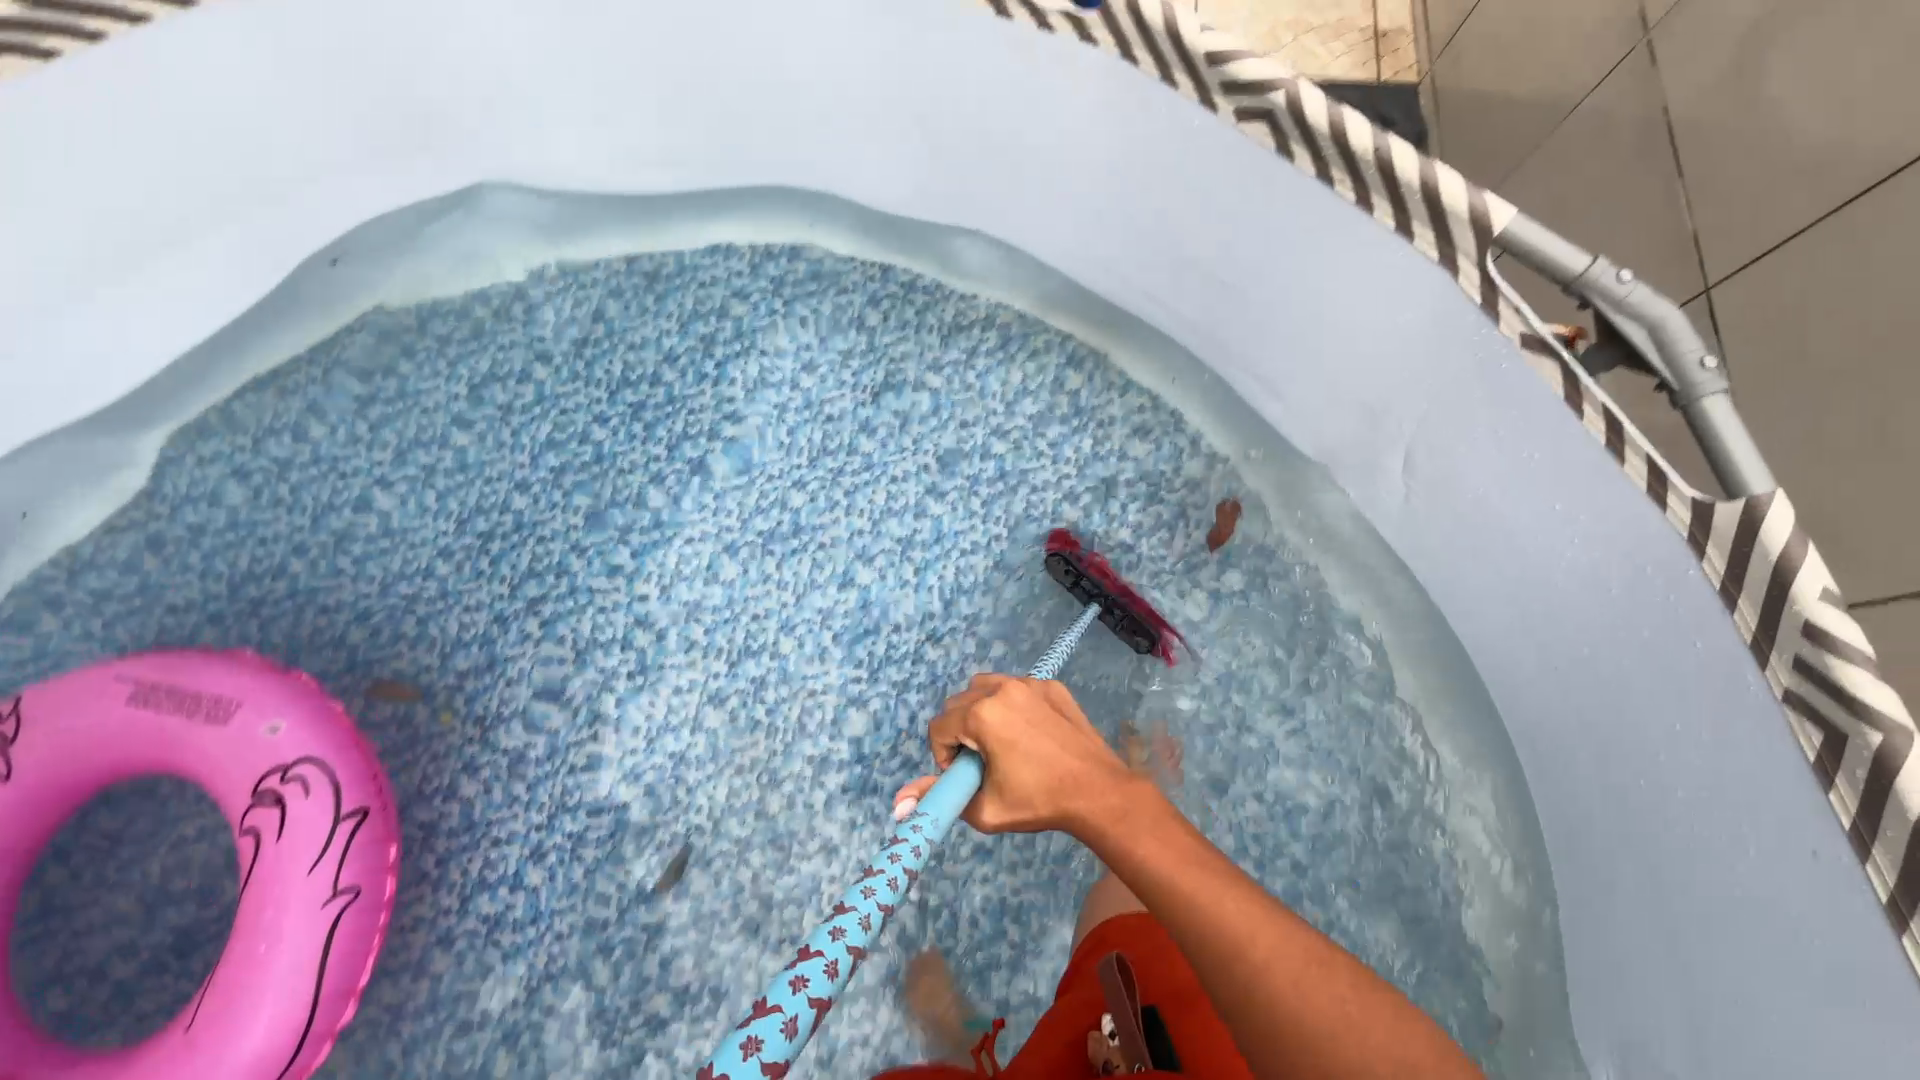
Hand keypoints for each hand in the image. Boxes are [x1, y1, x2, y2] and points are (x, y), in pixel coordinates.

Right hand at [892, 674, 1137, 835]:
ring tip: (1000, 744)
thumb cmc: (1038, 802)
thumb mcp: (984, 809)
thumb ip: (939, 799)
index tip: (963, 775)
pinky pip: (1017, 689)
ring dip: (981, 712)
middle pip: (959, 704)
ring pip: (985, 688)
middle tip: (980, 763)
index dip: (942, 755)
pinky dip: (1012, 707)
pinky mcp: (1052, 686)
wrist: (1098, 792)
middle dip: (959, 732)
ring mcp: (1030, 683)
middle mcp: (1002, 689)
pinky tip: (1030, 736)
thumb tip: (898, 804)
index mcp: (981, 715)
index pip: (938, 727)